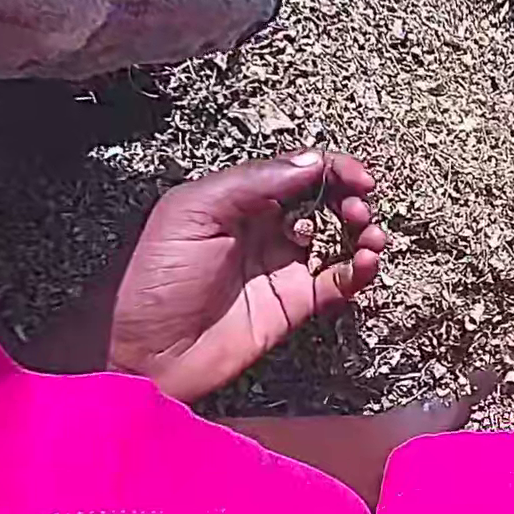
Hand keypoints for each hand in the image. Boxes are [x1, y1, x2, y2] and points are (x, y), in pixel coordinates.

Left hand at [21, 151, 389, 400]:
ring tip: (369, 238)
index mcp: (240, 200)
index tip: (360, 178)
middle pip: (325, 204)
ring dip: (361, 233)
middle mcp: (266, 229)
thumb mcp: (194, 212)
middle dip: (350, 201)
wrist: (144, 352)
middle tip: (358, 211)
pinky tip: (364, 264)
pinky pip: (335, 282)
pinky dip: (357, 271)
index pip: (298, 173)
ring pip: (337, 241)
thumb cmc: (156, 276)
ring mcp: (282, 267)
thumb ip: (254, 183)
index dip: (333, 170)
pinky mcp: (293, 305)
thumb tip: (313, 162)